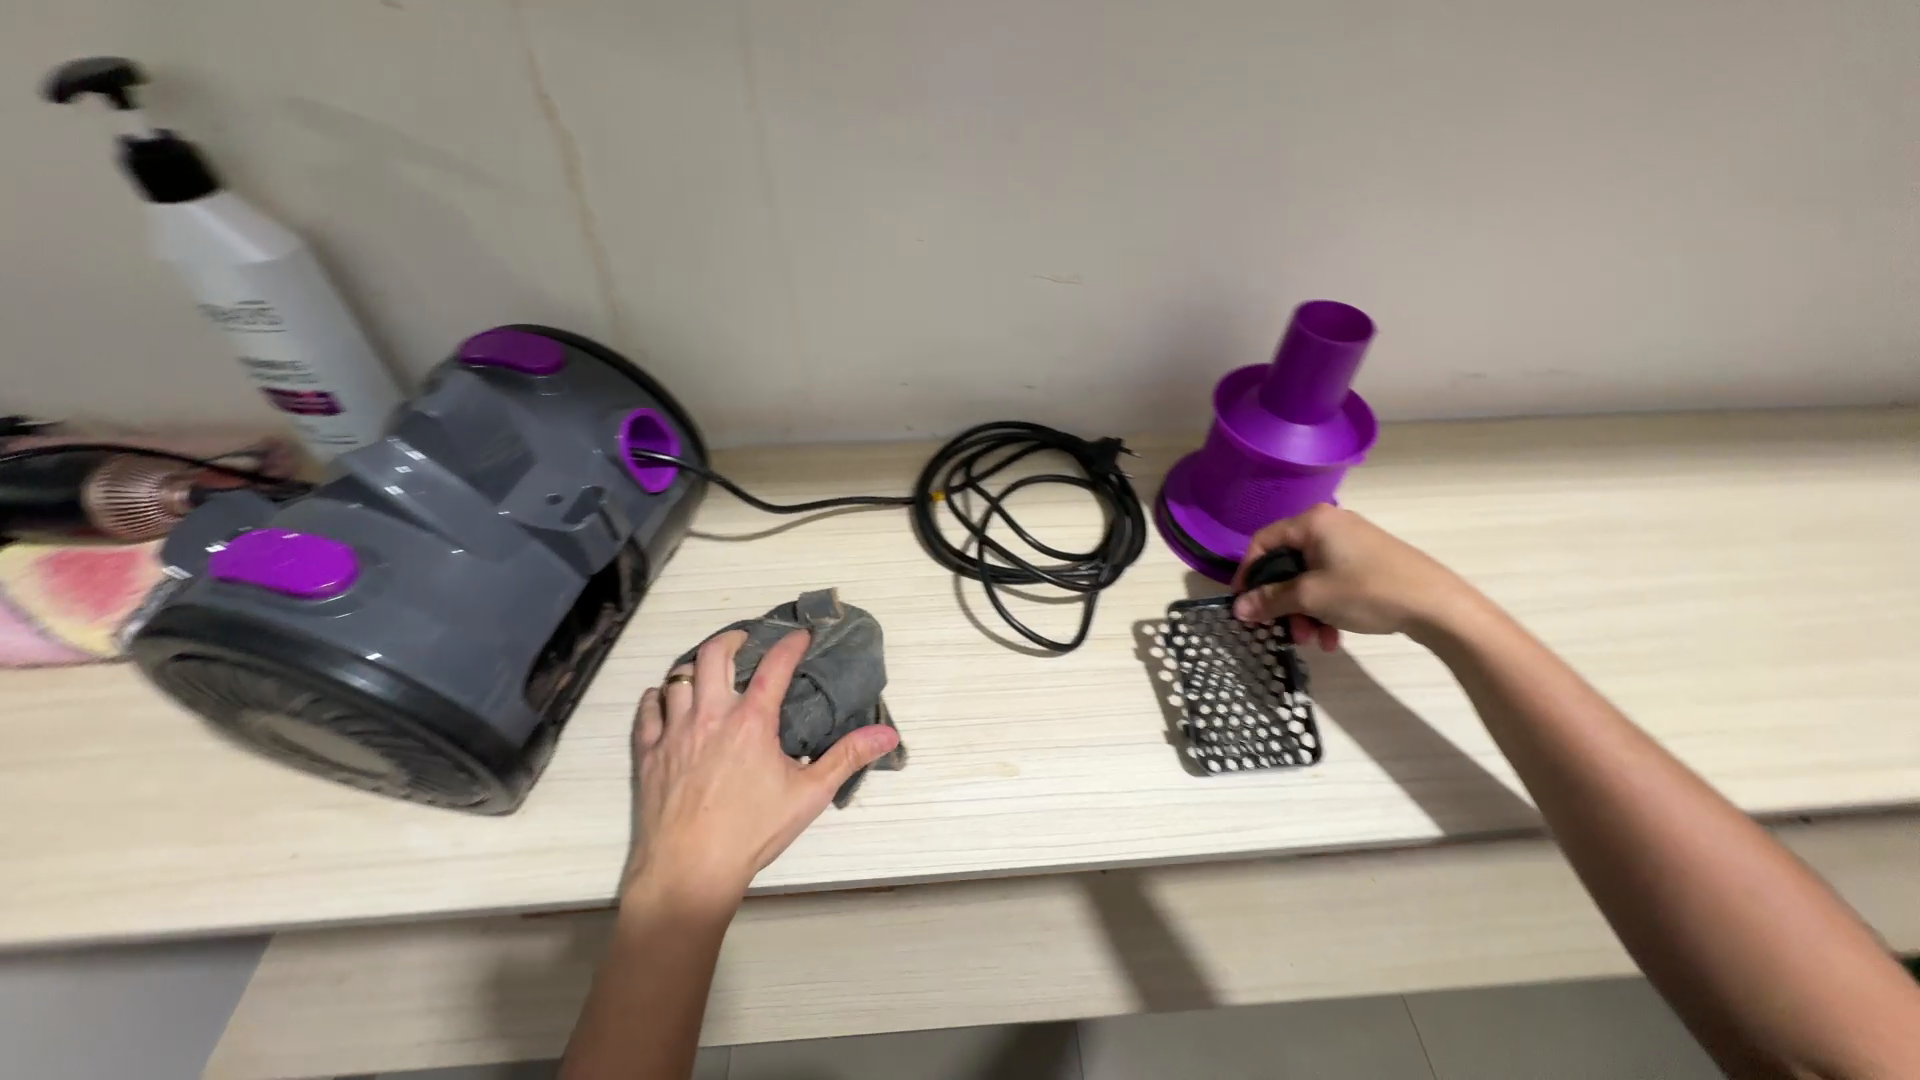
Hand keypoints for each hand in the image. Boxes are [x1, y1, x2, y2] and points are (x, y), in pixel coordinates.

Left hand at [623, 629, 900, 914]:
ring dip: (696, 667)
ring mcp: (675, 732)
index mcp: (752, 721)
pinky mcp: (649, 752)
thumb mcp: (809, 795)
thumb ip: (848, 758)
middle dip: (732, 638)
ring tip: (709, 671)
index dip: (790, 644)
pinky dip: (659, 697)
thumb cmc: (752, 832)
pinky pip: (648, 709)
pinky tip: (666, 699)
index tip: (800, 635)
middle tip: (746, 641)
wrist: (689, 870)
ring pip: (679, 677)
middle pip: (715, 654)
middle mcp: (710, 715)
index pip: (774, 666)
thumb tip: (888, 735)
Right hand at [1229, 504, 1479, 645]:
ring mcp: (1351, 544)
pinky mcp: (1368, 562)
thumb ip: (1270, 600)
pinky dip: (1327, 609)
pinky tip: (1335, 638)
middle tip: (1283, 631)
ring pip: (1310, 579)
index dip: (1248, 574)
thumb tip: (1239, 608)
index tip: (1244, 604)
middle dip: (1283, 603)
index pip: (1263, 542)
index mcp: (1313, 522)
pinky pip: (1332, 583)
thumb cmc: (1366, 591)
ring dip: (1305, 613)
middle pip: (1287, 565)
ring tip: (1315, 641)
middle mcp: (1330, 526)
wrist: (1438, 606)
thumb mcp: (1311, 598)